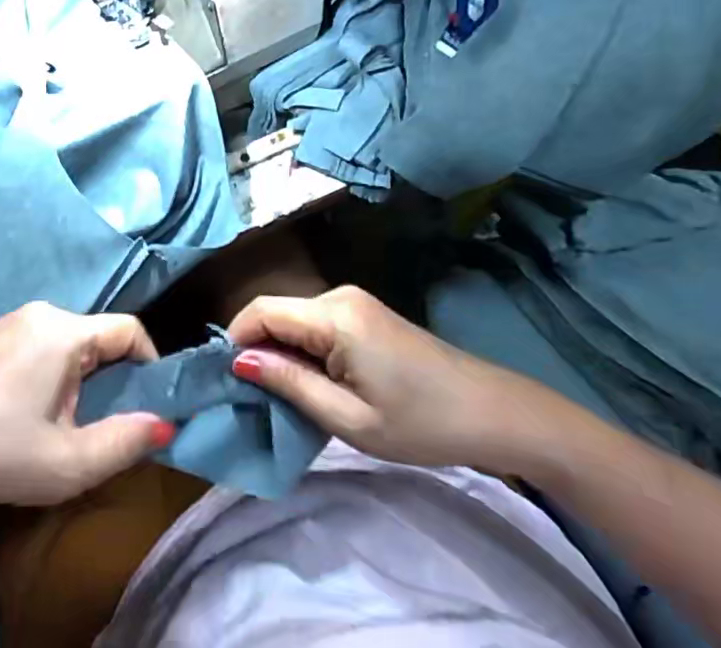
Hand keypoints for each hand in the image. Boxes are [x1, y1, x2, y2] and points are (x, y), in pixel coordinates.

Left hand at [0, 302, 175, 512]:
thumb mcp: (70, 463)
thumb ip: (126, 441)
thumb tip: (166, 423)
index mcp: (62, 332)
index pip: (128, 330)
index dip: (150, 363)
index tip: (149, 404)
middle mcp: (38, 314)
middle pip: (98, 336)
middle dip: (113, 377)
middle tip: (104, 423)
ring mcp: (8, 324)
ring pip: (69, 343)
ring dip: (82, 378)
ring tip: (65, 424)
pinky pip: (40, 345)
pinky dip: (53, 372)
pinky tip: (31, 412)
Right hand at [227, 286, 590, 477]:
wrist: (495, 414)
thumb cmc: (422, 423)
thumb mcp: (349, 419)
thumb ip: (290, 383)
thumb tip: (239, 361)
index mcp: (334, 315)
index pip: (262, 310)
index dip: (235, 339)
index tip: (225, 379)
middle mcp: (340, 296)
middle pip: (277, 313)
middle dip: (257, 348)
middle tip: (251, 397)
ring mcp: (355, 302)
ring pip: (295, 319)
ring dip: (280, 352)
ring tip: (279, 395)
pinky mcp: (366, 314)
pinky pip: (316, 325)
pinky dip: (302, 350)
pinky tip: (310, 383)